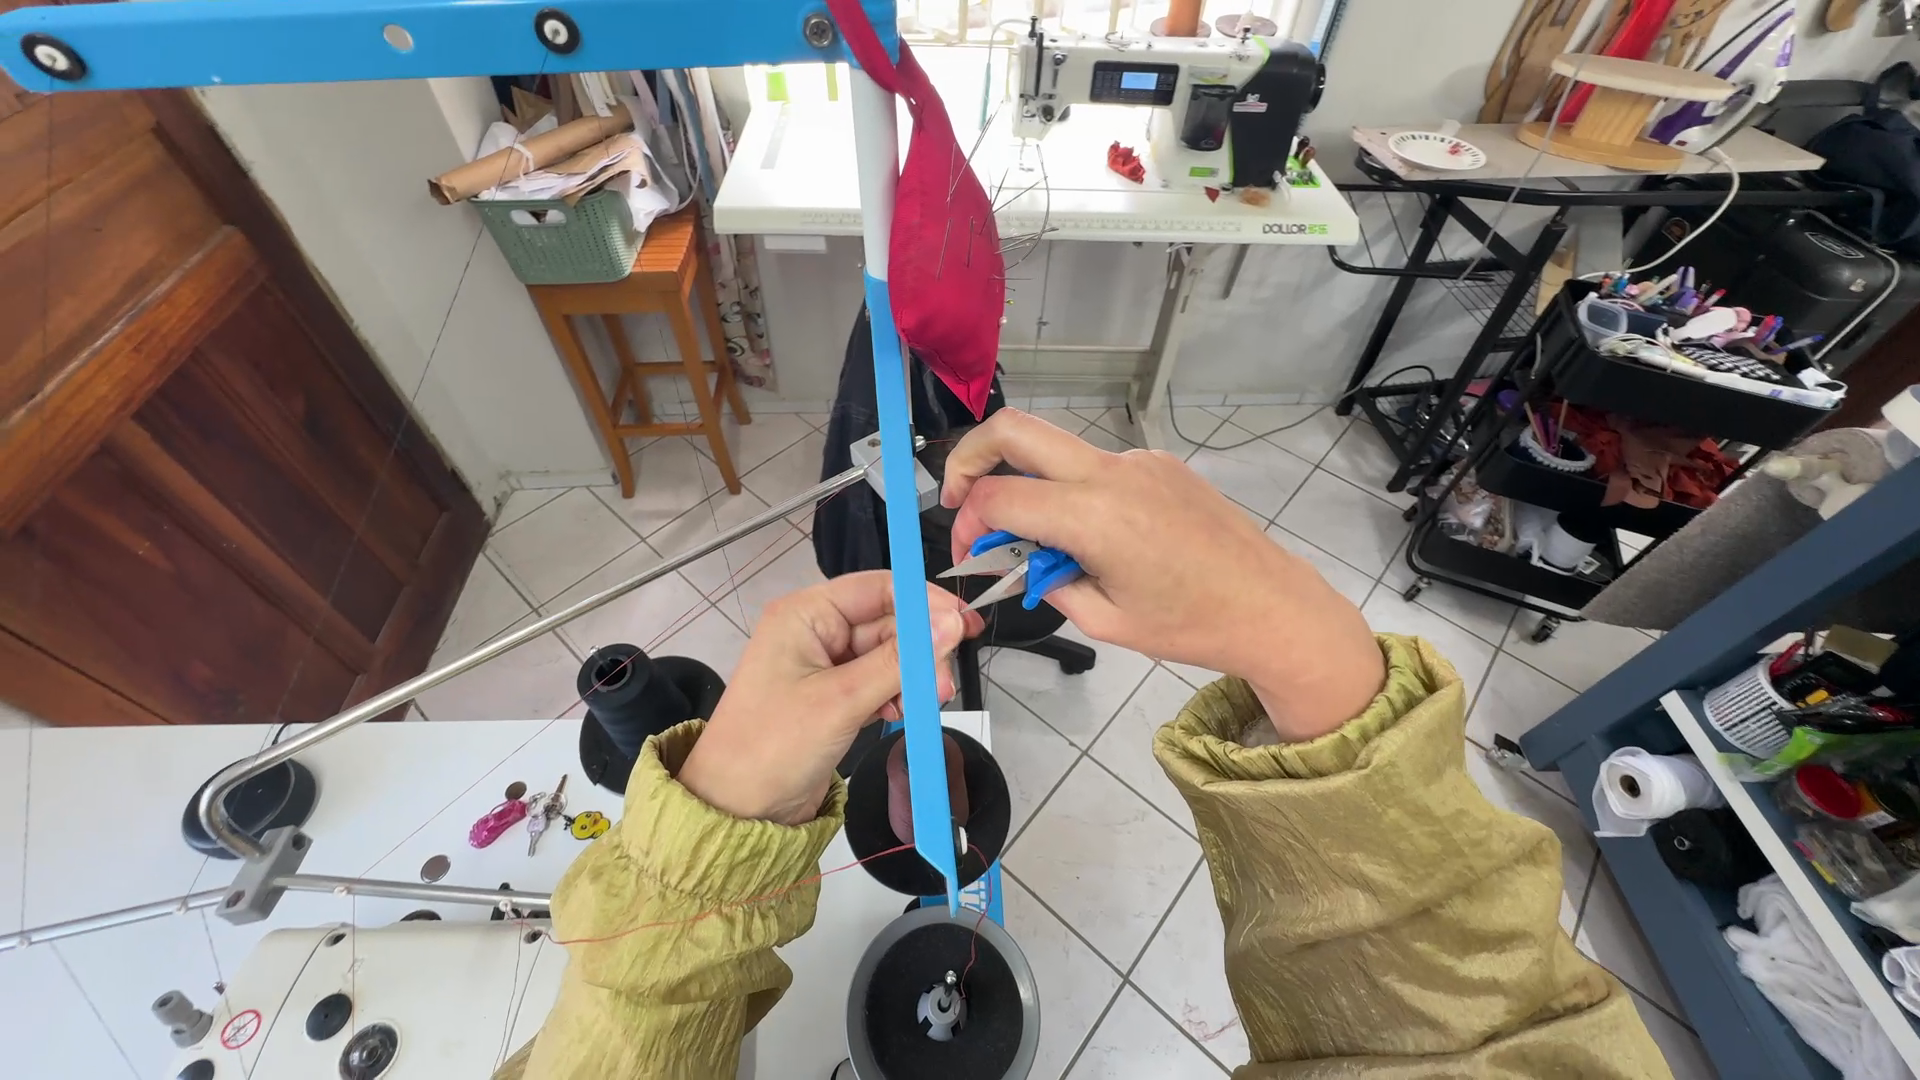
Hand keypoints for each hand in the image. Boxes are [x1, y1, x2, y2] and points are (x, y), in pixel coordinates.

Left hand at [676, 572, 983, 825]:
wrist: (735, 813)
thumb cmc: (775, 745)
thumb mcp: (842, 700)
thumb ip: (900, 661)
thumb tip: (953, 623)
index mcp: (806, 614)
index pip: (878, 588)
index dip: (923, 601)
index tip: (964, 623)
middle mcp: (816, 631)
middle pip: (887, 622)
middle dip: (920, 649)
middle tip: (944, 683)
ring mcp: (825, 665)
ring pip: (888, 654)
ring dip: (912, 675)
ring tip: (929, 702)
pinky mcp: (834, 696)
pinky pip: (879, 681)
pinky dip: (897, 694)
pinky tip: (903, 711)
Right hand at [942, 410, 1383, 741]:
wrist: (1271, 604)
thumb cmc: (1189, 625)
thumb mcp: (1103, 619)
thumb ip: (1047, 581)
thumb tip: (1016, 560)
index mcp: (1094, 516)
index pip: (998, 495)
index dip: (966, 521)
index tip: (966, 549)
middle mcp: (1111, 472)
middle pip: (1013, 429)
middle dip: (968, 456)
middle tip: (959, 497)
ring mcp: (1137, 460)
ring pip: (1054, 448)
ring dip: (1026, 481)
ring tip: (1039, 538)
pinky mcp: (1157, 462)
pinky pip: (1094, 464)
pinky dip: (1071, 490)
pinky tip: (1092, 534)